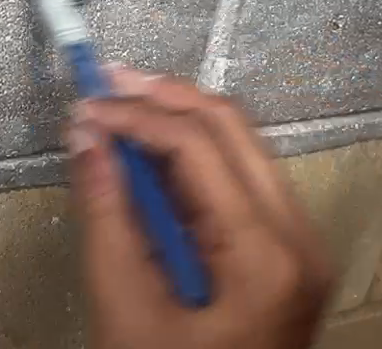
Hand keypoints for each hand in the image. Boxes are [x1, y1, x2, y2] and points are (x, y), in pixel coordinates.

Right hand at [65, 67, 331, 348]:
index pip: (196, 144)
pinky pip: (237, 172)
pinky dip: (188, 150)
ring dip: (174, 115)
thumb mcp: (125, 299)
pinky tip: (144, 149)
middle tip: (103, 83)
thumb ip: (105, 206)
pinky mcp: (285, 249)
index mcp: (265, 254)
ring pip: (238, 140)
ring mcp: (299, 241)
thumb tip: (83, 129)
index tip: (81, 105)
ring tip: (117, 108)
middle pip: (230, 126)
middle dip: (161, 95)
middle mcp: (298, 236)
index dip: (133, 113)